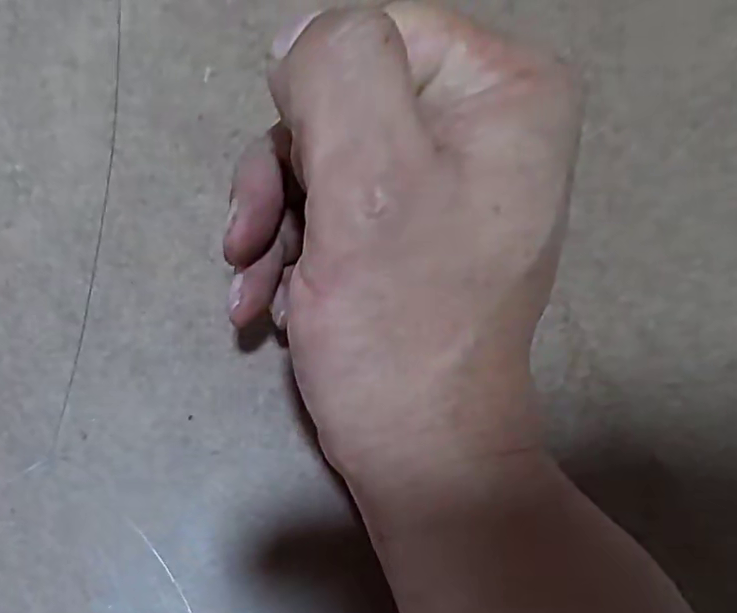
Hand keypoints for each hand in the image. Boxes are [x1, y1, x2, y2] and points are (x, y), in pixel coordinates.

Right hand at [224, 3, 581, 493]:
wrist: (415, 446)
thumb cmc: (394, 326)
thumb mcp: (365, 185)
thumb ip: (337, 78)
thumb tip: (298, 35)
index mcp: (495, 95)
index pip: (374, 40)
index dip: (304, 108)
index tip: (275, 189)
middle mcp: (474, 135)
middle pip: (337, 115)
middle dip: (276, 188)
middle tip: (242, 248)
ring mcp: (433, 199)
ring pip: (318, 177)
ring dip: (268, 237)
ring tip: (249, 298)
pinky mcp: (398, 253)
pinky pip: (325, 229)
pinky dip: (284, 268)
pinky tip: (265, 312)